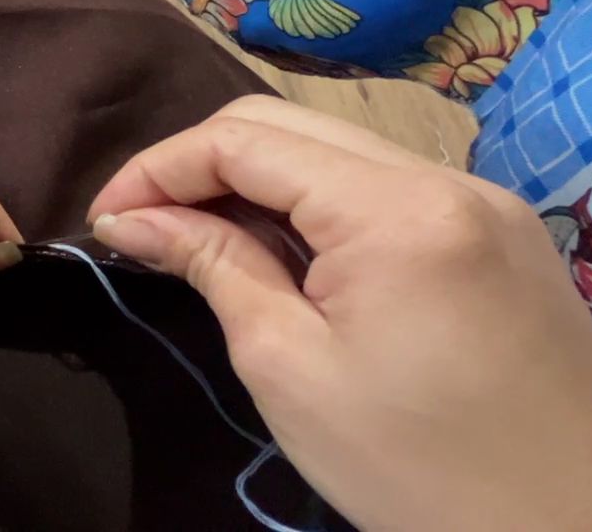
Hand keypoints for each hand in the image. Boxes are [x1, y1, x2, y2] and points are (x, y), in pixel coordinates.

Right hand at [89, 95, 591, 531]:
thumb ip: (206, 261)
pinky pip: (361, 180)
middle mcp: (444, 182)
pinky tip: (264, 244)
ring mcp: (475, 204)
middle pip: (275, 124)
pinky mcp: (486, 234)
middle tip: (141, 220)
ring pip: (316, 145)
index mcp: (397, 210)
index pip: (238, 142)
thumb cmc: (422, 468)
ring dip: (237, 177)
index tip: (105, 217)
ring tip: (189, 232)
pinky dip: (292, 197)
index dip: (155, 169)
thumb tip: (124, 219)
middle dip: (190, 163)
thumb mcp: (284, 361)